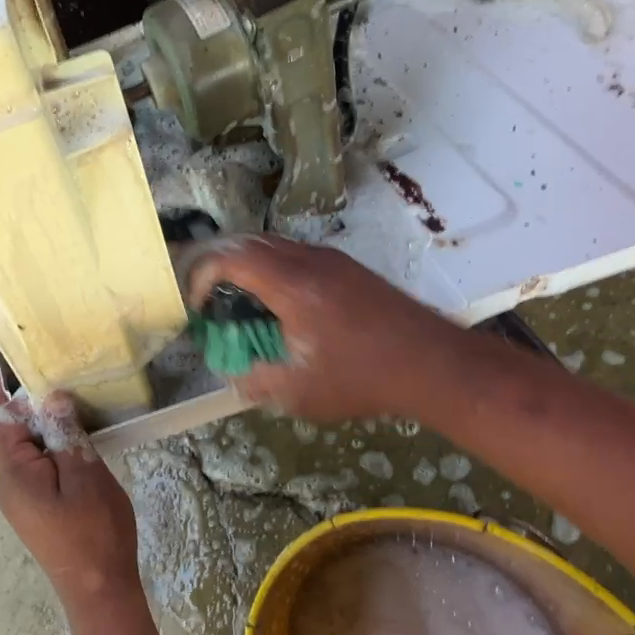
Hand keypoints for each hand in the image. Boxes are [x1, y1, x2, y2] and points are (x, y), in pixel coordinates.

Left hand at [0, 377, 140, 610]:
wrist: (98, 590)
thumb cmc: (95, 532)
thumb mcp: (86, 476)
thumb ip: (64, 435)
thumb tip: (50, 398)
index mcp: (13, 474)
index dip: (2, 393)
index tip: (12, 367)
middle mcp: (5, 485)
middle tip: (14, 378)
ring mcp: (15, 499)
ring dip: (9, 423)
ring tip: (35, 400)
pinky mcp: (29, 507)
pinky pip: (15, 465)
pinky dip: (23, 442)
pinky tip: (48, 435)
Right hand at [186, 237, 463, 422]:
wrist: (437, 365)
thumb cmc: (364, 377)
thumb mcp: (299, 392)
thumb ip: (256, 381)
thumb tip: (233, 375)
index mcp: (292, 285)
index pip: (230, 259)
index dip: (201, 277)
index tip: (197, 306)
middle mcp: (309, 261)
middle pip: (247, 243)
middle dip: (217, 265)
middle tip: (207, 297)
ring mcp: (332, 260)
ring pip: (273, 245)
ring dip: (246, 266)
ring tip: (238, 301)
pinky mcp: (347, 268)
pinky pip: (295, 254)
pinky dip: (271, 269)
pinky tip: (278, 303)